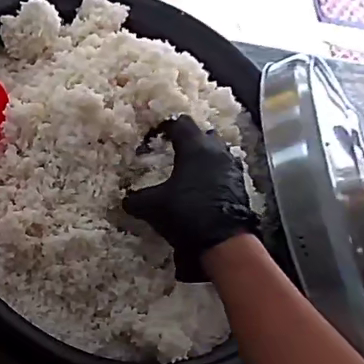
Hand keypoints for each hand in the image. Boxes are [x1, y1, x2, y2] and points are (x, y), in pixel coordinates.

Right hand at [123, 116, 261, 281]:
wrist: (221, 240)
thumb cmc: (184, 213)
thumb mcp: (151, 207)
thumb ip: (135, 199)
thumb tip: (125, 200)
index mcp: (194, 148)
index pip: (180, 124)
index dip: (165, 127)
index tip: (154, 136)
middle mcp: (216, 151)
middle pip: (202, 134)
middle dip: (187, 139)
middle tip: (171, 150)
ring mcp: (231, 167)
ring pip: (216, 151)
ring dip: (203, 156)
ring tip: (187, 169)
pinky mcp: (239, 184)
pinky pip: (224, 169)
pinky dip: (212, 172)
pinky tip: (200, 186)